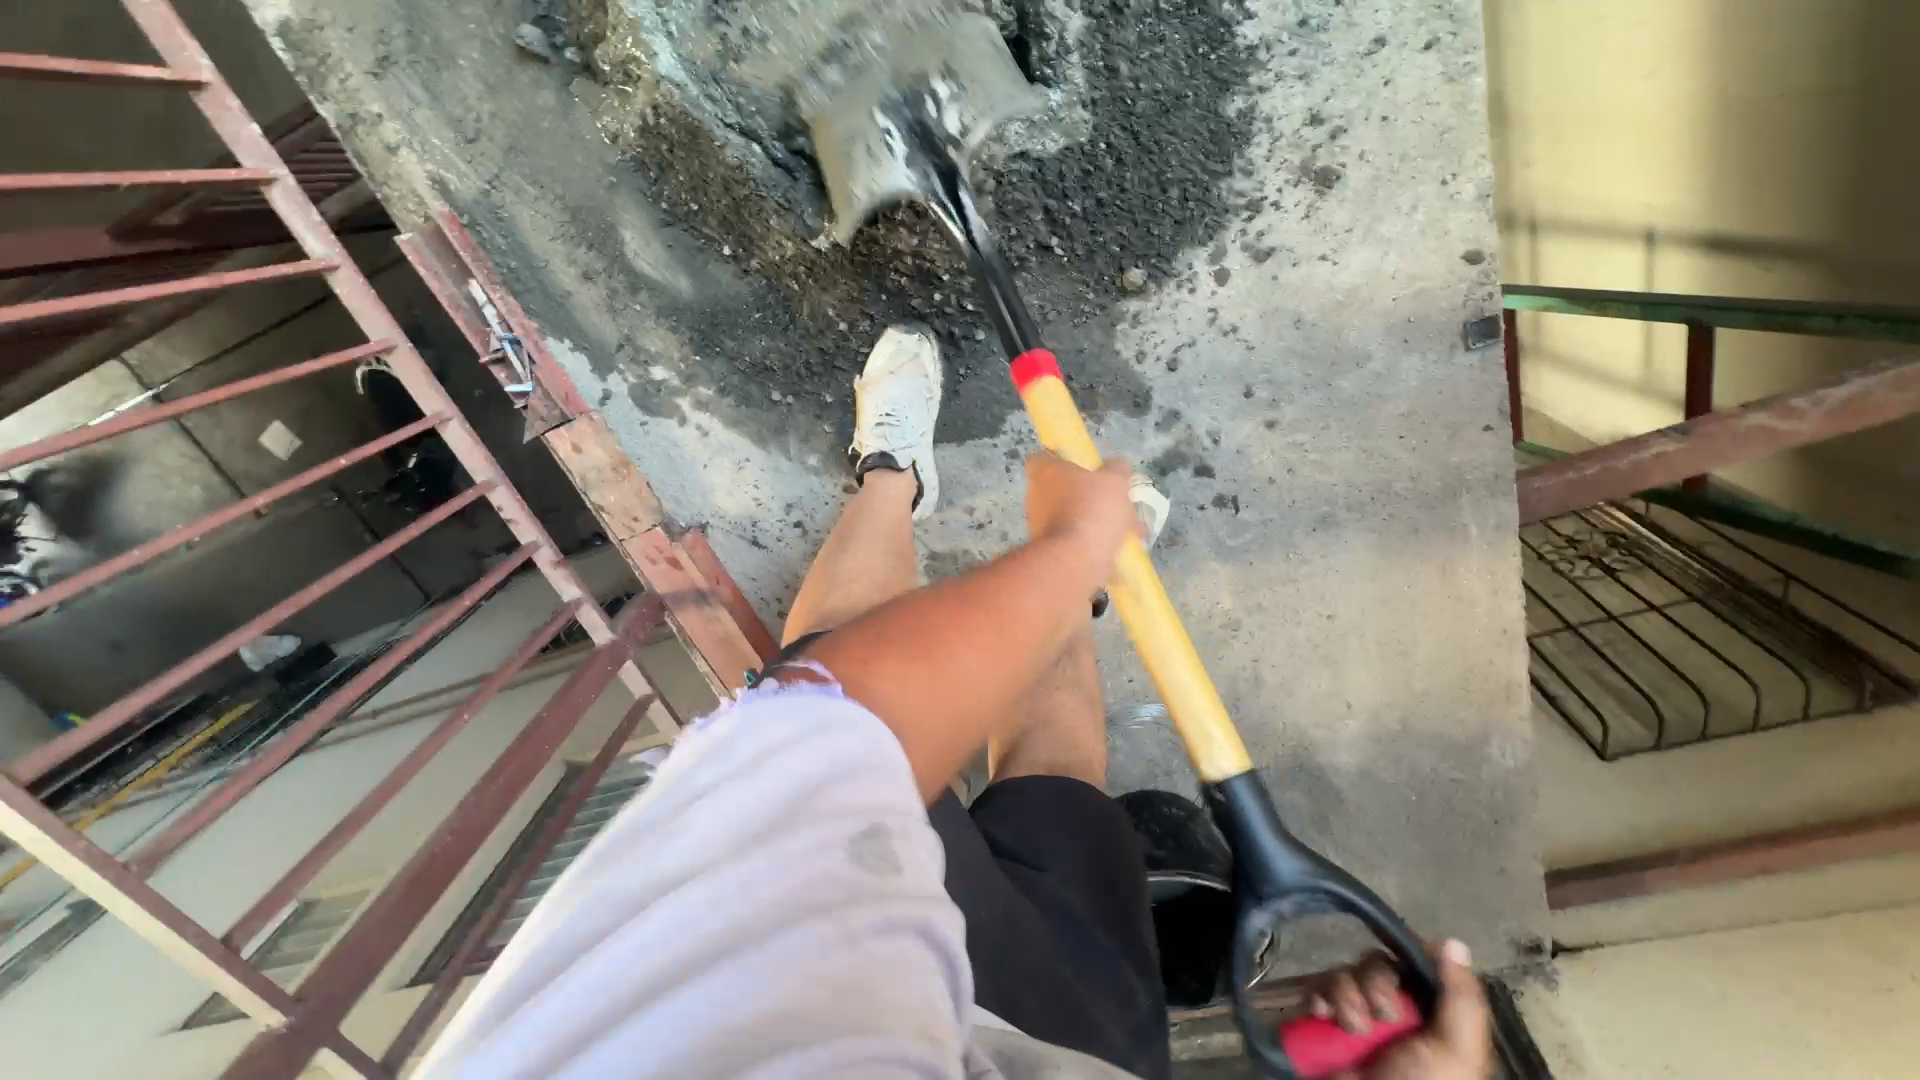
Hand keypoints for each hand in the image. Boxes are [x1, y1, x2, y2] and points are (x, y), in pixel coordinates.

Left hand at [1023, 453, 1135, 587]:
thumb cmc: (1091, 509)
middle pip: (1064, 491)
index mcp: (1045, 473)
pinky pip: (1077, 543)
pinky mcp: (1051, 552)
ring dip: (1100, 523)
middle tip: (1118, 503)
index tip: (1082, 467)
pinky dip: (1097, 546)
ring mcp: (1041, 527)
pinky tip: (1123, 551)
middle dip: (1093, 497)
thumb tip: (1118, 465)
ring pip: (1075, 518)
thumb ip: (1117, 470)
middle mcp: (1037, 498)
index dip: (1060, 460)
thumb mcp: (1114, 481)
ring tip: (1132, 532)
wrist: (1075, 560)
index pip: (1041, 458)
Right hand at [1305, 940, 1489, 1079]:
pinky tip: (1323, 1016)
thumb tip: (1453, 941)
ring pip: (1344, 975)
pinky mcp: (1325, 1026)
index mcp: (1432, 1018)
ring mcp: (1357, 1020)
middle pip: (1376, 965)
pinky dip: (1318, 999)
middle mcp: (1395, 1014)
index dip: (1403, 958)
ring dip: (1345, 996)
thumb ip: (1461, 1000)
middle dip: (1373, 985)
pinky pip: (1316, 992)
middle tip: (1379, 1016)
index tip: (1400, 968)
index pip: (1414, 964)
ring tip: (1348, 1027)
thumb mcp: (1457, 1053)